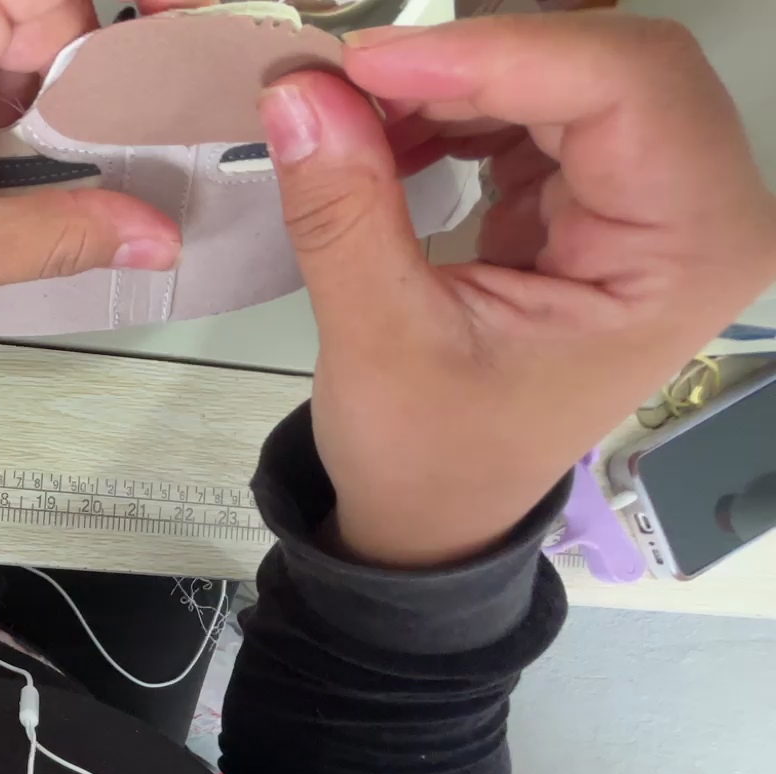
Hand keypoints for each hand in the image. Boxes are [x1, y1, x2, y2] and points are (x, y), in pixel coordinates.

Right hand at [255, 13, 775, 566]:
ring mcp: (633, 207)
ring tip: (342, 120)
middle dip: (460, 66)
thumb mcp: (376, 338)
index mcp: (685, 247)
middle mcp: (688, 208)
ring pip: (556, 88)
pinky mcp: (573, 215)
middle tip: (333, 82)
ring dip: (442, 91)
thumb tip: (295, 100)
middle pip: (597, 71)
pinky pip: (520, 129)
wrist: (427, 509)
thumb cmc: (419, 449)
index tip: (354, 63)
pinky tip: (377, 147)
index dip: (488, 54)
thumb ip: (342, 216)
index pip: (621, 88)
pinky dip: (440, 123)